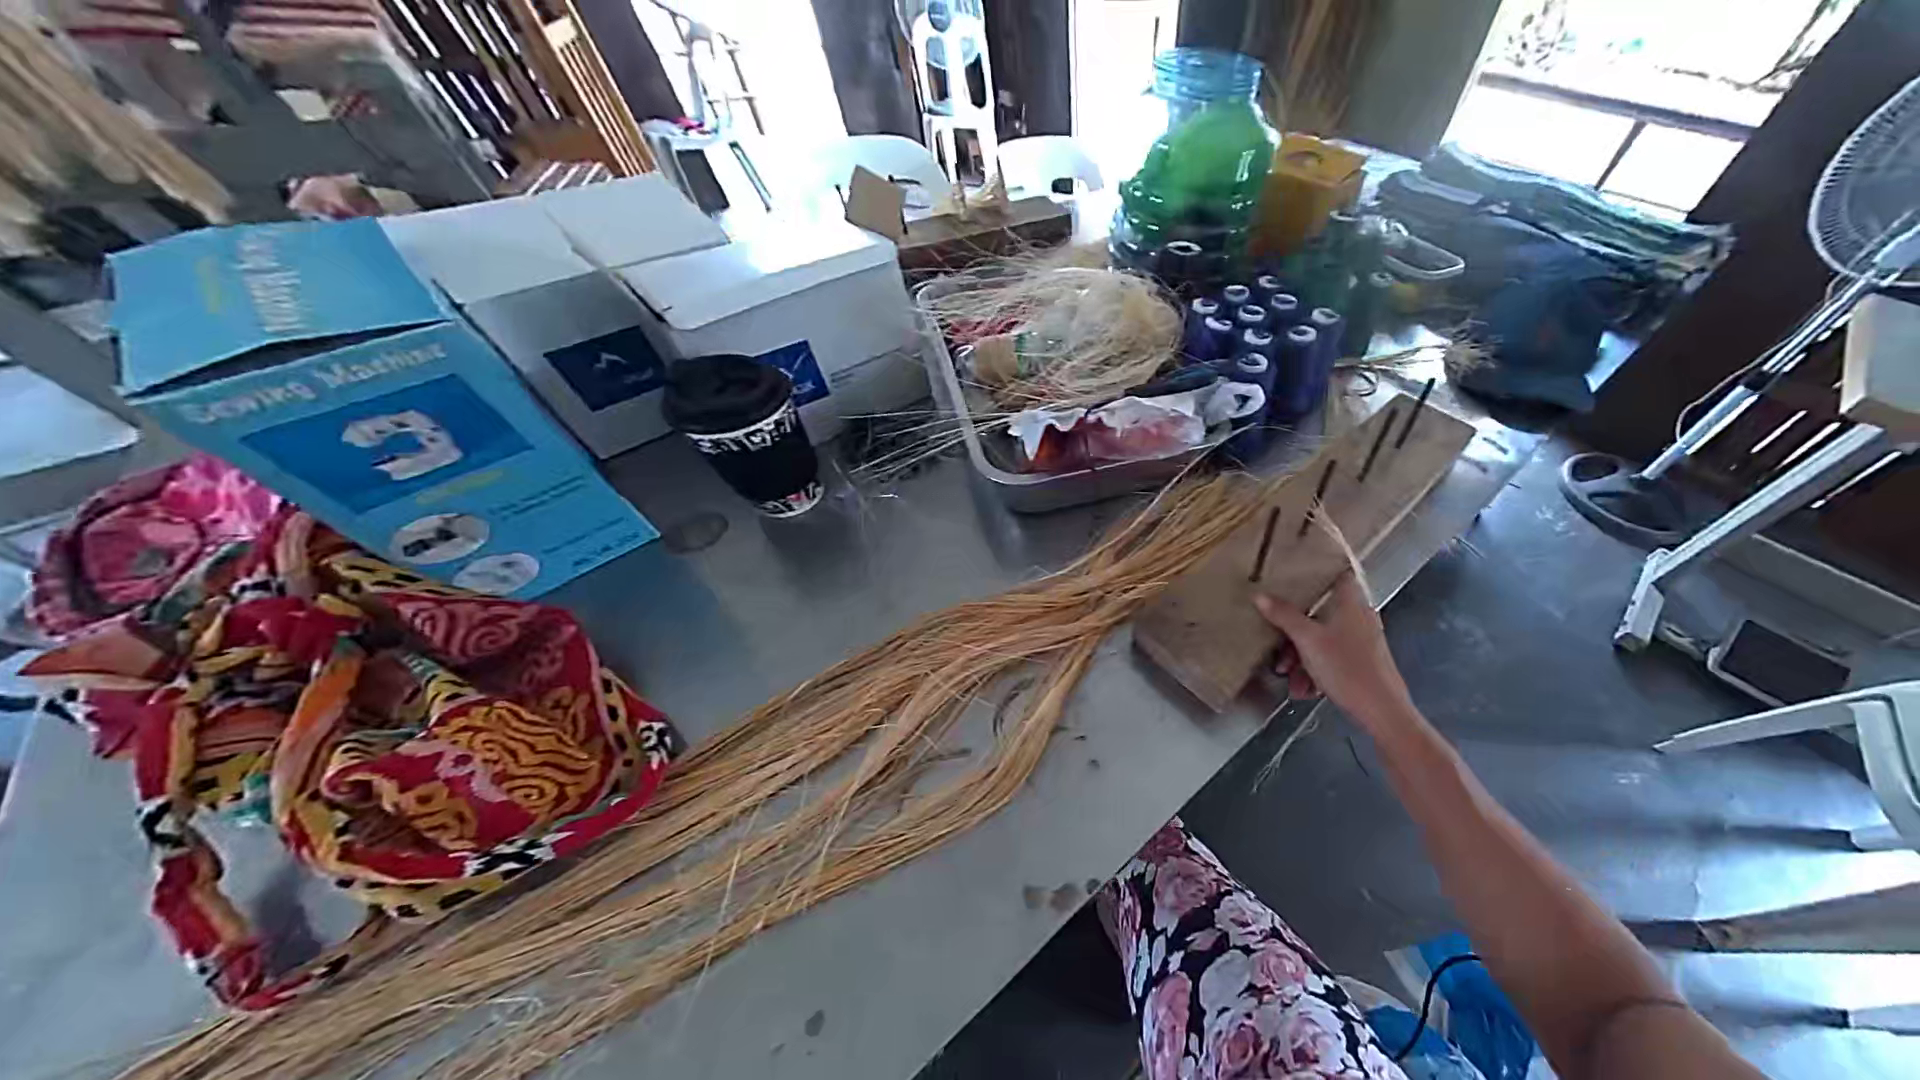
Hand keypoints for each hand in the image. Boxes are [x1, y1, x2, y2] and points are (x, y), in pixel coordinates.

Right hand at [1253, 572, 1417, 733]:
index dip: (1317, 572)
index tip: (1293, 575)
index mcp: (1351, 605)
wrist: (1382, 712)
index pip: (1338, 575)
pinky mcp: (1361, 663)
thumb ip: (1283, 616)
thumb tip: (1260, 595)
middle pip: (1320, 613)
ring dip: (1300, 656)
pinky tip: (1304, 690)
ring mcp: (1361, 641)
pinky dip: (1314, 670)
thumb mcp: (1307, 640)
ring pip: (1322, 638)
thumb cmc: (1346, 668)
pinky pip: (1330, 657)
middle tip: (1277, 645)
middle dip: (1294, 630)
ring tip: (1289, 678)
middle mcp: (1359, 618)